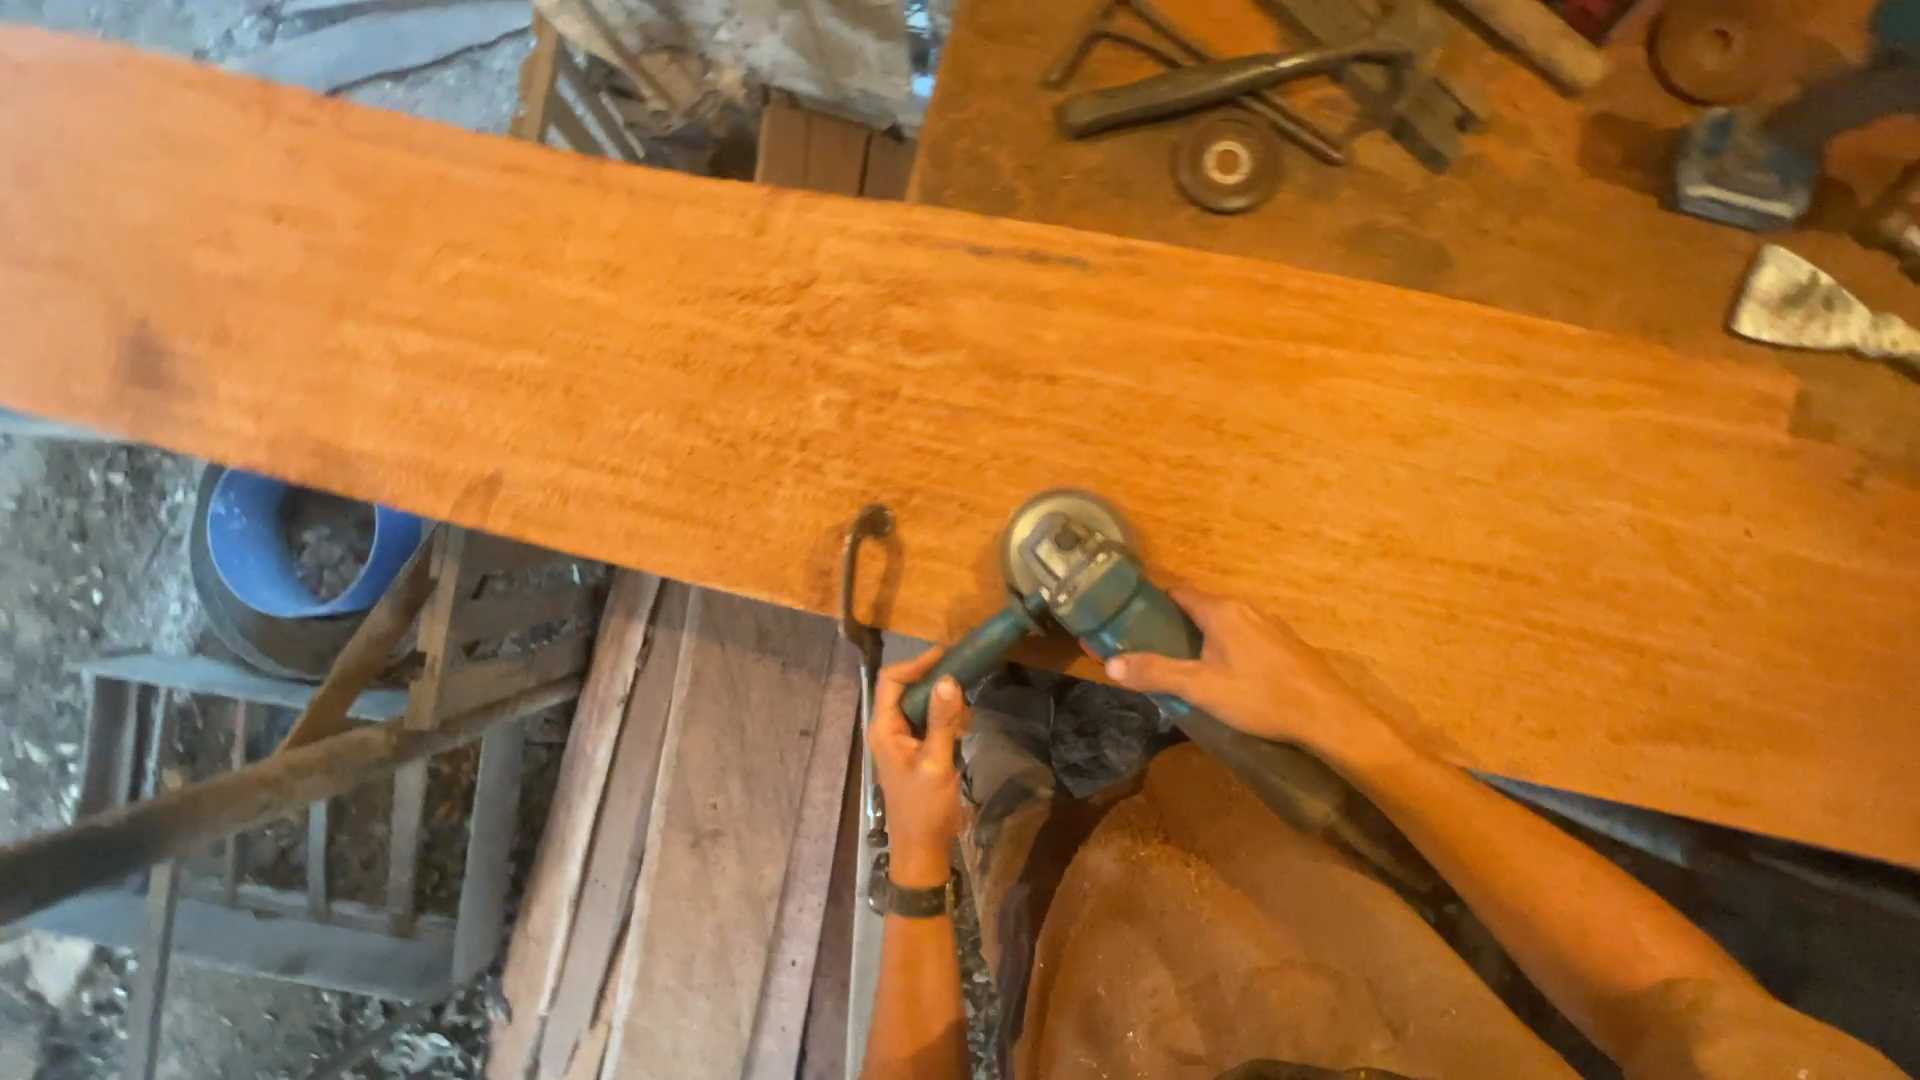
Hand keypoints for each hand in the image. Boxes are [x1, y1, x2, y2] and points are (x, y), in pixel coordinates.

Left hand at [872, 648, 970, 887]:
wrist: (923, 849)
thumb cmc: (924, 808)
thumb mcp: (935, 763)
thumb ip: (941, 721)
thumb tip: (948, 679)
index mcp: (884, 728)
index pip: (891, 680)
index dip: (916, 663)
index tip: (945, 655)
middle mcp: (889, 729)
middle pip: (907, 688)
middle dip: (935, 682)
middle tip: (964, 679)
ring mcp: (903, 740)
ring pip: (921, 704)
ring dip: (944, 702)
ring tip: (965, 714)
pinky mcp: (917, 750)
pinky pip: (930, 722)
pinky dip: (947, 719)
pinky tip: (963, 729)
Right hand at [1104, 588, 1397, 762]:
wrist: (1328, 717)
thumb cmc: (1260, 697)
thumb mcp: (1201, 689)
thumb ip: (1156, 673)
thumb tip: (1109, 665)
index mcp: (1220, 610)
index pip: (1176, 592)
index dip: (1151, 604)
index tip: (1130, 621)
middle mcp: (1244, 608)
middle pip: (1198, 606)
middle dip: (1173, 624)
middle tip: (1151, 649)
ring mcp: (1268, 624)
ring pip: (1223, 622)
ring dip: (1200, 636)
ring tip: (1182, 664)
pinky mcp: (1284, 643)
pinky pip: (1243, 635)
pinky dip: (1225, 645)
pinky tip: (1224, 674)